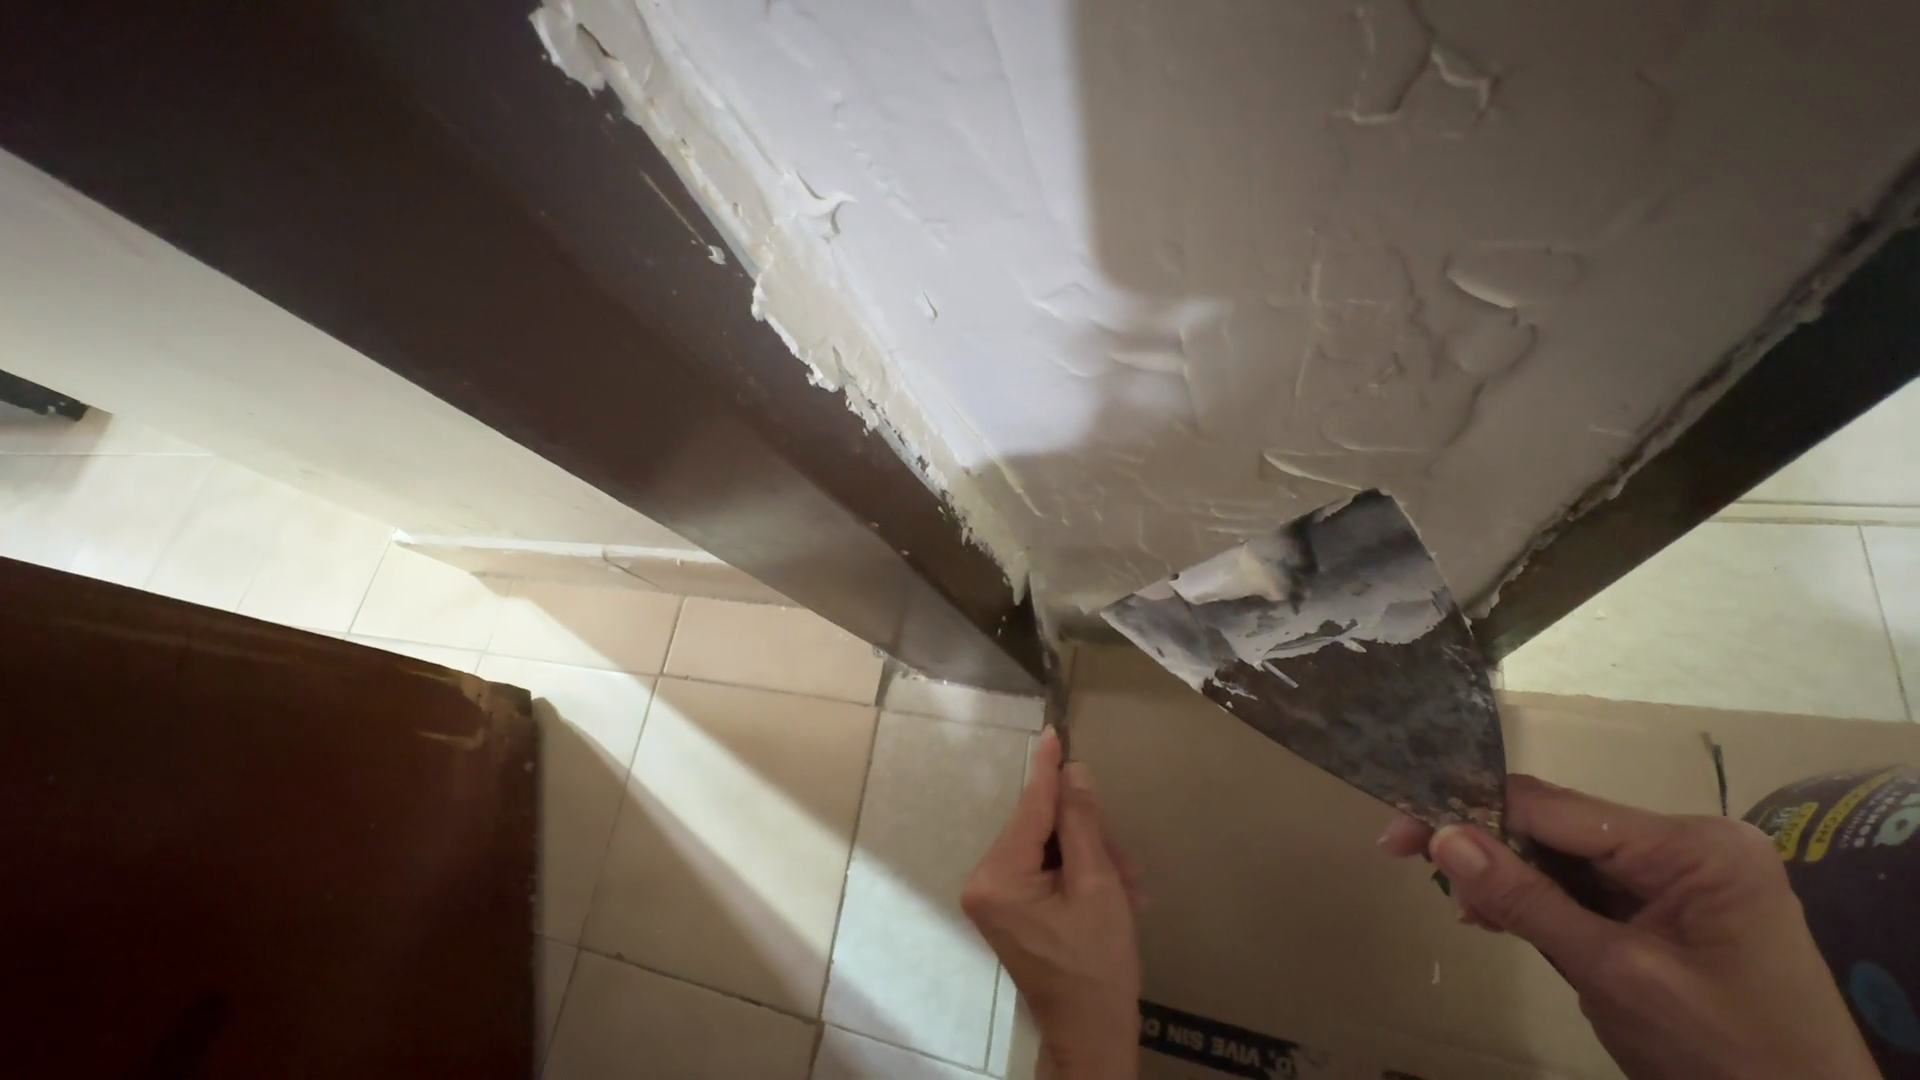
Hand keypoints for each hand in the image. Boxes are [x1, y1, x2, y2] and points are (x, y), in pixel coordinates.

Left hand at [962, 729, 1141, 1079]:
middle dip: (1090, 837)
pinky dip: (1081, 873)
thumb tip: (1074, 772)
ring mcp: (995, 896)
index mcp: (998, 877)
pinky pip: (1046, 869)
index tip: (1055, 731)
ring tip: (1128, 888)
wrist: (1090, 1034)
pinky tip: (1114, 892)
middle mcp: (985, 880)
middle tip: (1127, 863)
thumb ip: (1082, 823)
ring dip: (1092, 858)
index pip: (1030, 808)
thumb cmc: (1096, 965)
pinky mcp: (1010, 908)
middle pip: (1043, 829)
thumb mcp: (1098, 886)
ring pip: (1050, 848)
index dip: (1048, 769)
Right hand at [1380, 776, 1878, 1079]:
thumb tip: (1441, 836)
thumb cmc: (1728, 1055)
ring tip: (1464, 908)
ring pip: (1556, 856)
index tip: (1401, 827)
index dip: (1469, 812)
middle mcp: (1684, 845)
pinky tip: (1496, 917)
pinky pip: (1578, 887)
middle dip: (1482, 848)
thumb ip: (1528, 901)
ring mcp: (1676, 877)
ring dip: (1503, 880)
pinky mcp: (1663, 908)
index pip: (1552, 806)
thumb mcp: (1617, 975)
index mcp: (1692, 846)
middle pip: (1551, 826)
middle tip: (1406, 855)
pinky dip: (1533, 903)